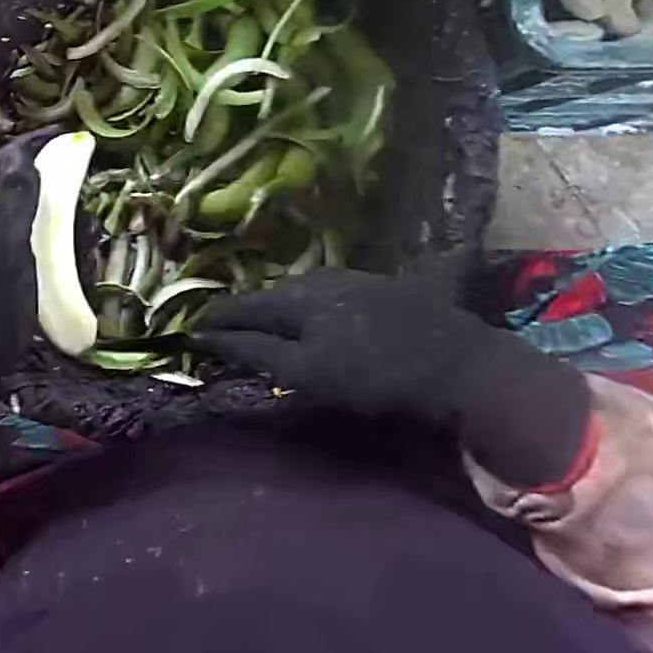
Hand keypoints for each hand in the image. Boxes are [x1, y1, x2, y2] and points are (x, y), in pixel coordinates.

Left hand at [0, 128, 58, 489]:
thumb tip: (25, 161)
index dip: (33, 141)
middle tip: (65, 147)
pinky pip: (1, 218)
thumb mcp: (10, 258)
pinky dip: (22, 204)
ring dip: (25, 176)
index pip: (5, 161)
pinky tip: (35, 220)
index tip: (65, 131)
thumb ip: (16, 209)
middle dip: (30, 153)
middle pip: (0, 174)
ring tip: (56, 174)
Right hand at [194, 267, 594, 487]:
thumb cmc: (375, 376)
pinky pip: (323, 289)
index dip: (215, 319)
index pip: (240, 306)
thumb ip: (257, 352)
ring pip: (295, 289)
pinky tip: (313, 314)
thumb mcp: (308, 372)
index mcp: (294, 299)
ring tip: (264, 321)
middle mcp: (314, 278)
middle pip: (267, 295)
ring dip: (274, 305)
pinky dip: (304, 303)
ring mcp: (348, 277)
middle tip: (224, 327)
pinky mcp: (375, 284)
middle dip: (242, 310)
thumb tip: (211, 338)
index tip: (192, 329)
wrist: (460, 362)